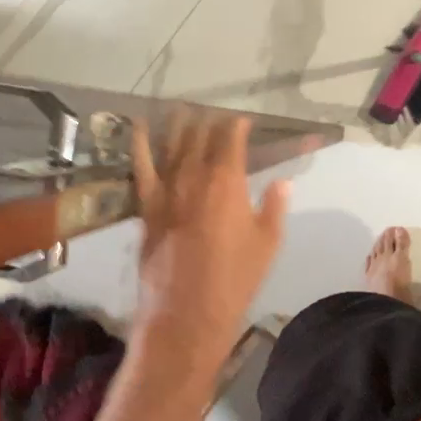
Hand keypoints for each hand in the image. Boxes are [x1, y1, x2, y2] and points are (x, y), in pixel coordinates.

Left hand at [130, 114, 289, 365]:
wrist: (186, 313)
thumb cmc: (235, 280)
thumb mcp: (268, 244)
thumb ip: (275, 208)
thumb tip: (282, 183)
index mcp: (228, 182)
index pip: (232, 139)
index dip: (237, 125)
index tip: (243, 120)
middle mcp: (195, 176)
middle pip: (201, 137)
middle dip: (209, 121)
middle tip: (215, 114)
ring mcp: (167, 190)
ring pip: (172, 145)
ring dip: (178, 124)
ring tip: (183, 108)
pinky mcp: (147, 206)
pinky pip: (141, 168)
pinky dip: (139, 145)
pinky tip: (138, 127)